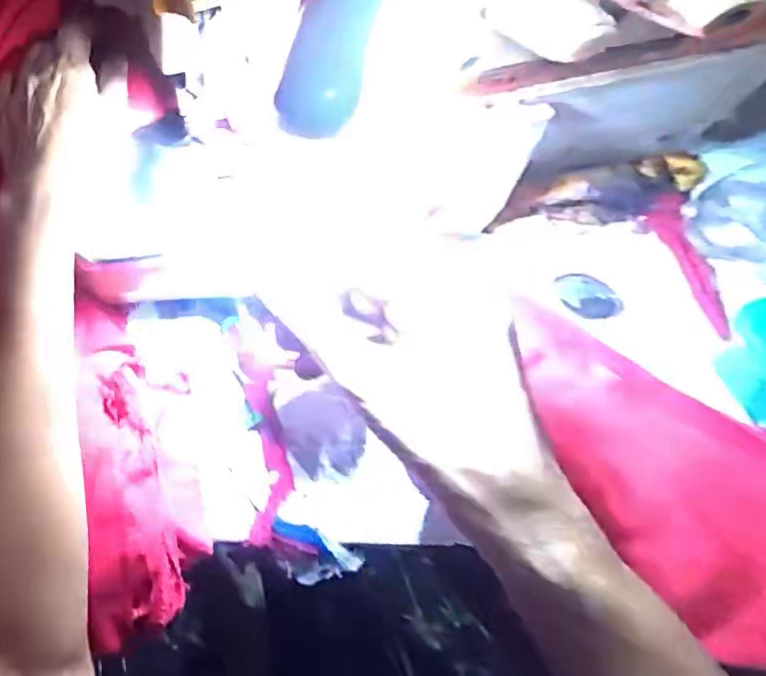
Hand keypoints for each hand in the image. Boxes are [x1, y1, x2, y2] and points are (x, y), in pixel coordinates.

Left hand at [0, 18, 127, 210]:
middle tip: (77, 50)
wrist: (42, 186)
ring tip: (52, 67)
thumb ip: (115, 76)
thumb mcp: (115, 112)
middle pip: (48, 41)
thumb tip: (114, 53)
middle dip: (63, 41)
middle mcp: (35, 69)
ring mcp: (13, 88)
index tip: (94, 24)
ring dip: (40, 57)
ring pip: (25, 58)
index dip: (85, 21)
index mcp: (68, 63)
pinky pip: (8, 81)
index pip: (75, 26)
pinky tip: (26, 85)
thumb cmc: (88, 151)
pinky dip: (20, 77)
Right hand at [257, 241, 561, 515]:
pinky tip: (309, 366)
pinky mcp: (437, 353)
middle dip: (304, 302)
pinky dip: (339, 344)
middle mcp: (448, 299)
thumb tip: (258, 276)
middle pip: (355, 283)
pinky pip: (374, 332)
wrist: (507, 504)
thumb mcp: (358, 372)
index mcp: (441, 293)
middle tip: (267, 326)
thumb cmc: (438, 432)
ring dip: (316, 326)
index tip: (259, 291)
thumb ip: (303, 319)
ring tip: (283, 350)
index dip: (298, 273)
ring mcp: (445, 327)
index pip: (351, 260)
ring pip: (359, 309)